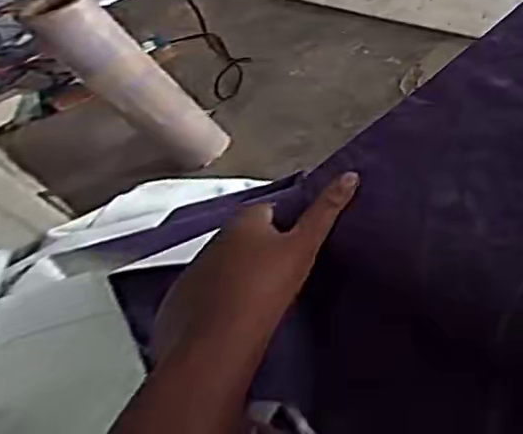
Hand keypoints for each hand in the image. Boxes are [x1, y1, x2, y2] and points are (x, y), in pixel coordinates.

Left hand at [154, 172, 360, 358]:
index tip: (300, 239)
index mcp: (243, 222)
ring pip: (221, 268)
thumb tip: (350, 175)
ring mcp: (188, 279)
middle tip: (284, 267)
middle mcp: (212, 244)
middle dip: (260, 248)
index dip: (287, 222)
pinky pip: (201, 299)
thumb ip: (327, 209)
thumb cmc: (266, 287)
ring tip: (259, 296)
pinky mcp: (172, 312)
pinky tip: (231, 318)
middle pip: (243, 239)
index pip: (269, 209)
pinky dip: (215, 303)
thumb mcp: (306, 245)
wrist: (216, 349)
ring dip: (236, 275)